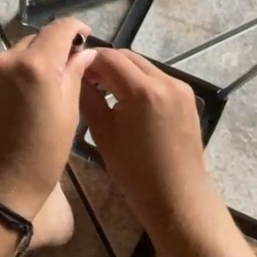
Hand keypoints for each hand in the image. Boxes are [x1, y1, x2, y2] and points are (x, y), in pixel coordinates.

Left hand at [0, 18, 96, 220]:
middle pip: (37, 39)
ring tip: (46, 88)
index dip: (76, 29)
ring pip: (19, 52)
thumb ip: (74, 74)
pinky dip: (16, 72)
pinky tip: (24, 95)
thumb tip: (84, 52)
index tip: (86, 38)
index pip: (59, 29)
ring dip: (34, 60)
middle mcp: (7, 58)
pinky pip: (2, 65)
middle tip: (70, 69)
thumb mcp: (68, 114)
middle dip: (55, 48)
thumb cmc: (42, 155)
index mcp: (35, 65)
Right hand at [80, 50, 227, 241]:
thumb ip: (88, 98)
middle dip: (103, 63)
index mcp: (143, 92)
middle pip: (127, 57)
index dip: (86, 59)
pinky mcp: (186, 97)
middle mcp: (166, 81)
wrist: (179, 199)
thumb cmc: (136, 173)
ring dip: (120, 71)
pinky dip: (137, 81)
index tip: (69, 69)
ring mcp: (180, 88)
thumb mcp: (103, 134)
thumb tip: (74, 76)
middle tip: (83, 80)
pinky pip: (155, 78)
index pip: (109, 58)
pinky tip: (123, 100)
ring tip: (101, 90)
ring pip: (142, 66)